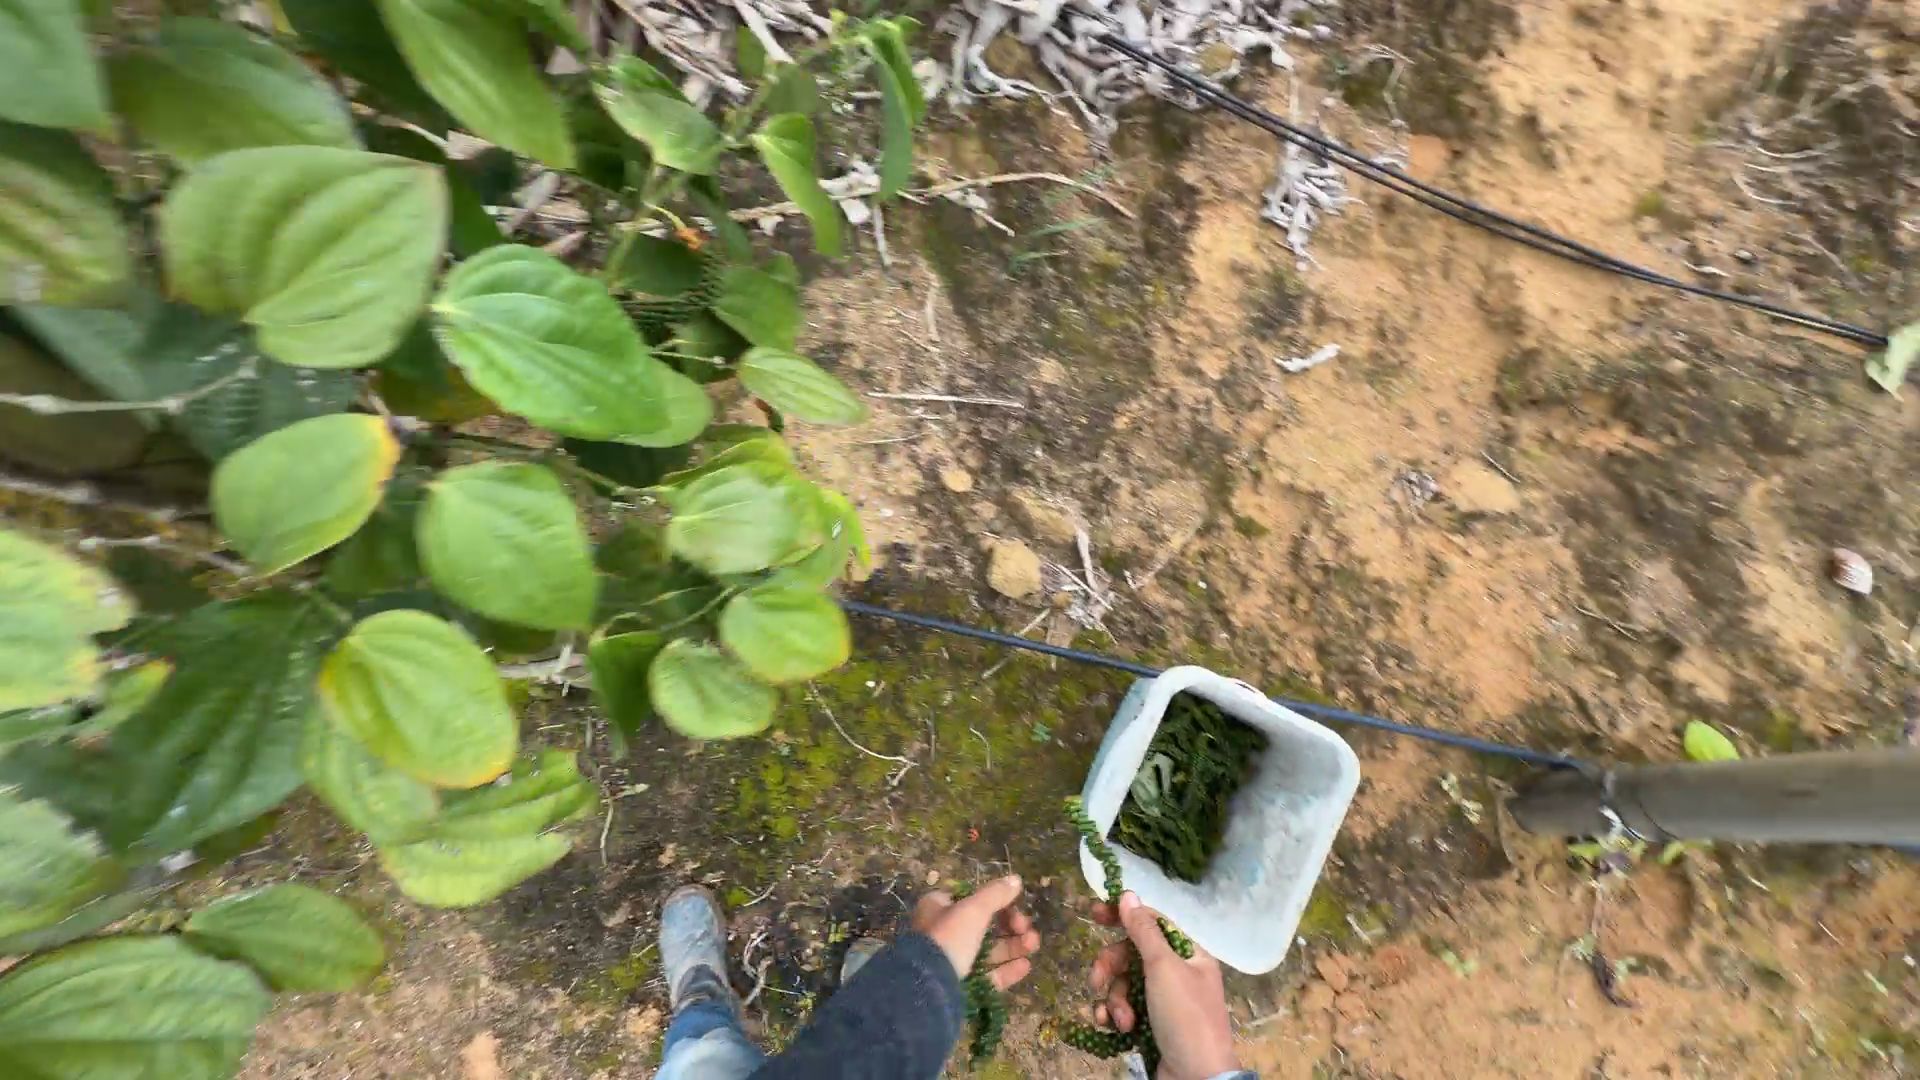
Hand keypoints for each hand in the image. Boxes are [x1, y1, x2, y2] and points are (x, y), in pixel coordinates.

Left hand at [911, 874, 1040, 989]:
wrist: (930, 988)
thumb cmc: (949, 937)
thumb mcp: (974, 909)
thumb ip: (996, 894)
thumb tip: (1016, 879)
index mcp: (938, 907)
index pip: (971, 899)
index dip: (996, 901)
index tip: (1015, 905)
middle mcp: (943, 932)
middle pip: (983, 926)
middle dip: (1010, 926)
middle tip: (1028, 929)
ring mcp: (952, 960)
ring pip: (987, 951)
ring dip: (1013, 946)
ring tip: (1033, 945)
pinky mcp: (961, 986)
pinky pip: (986, 975)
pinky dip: (1006, 970)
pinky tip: (1025, 966)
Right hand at [1090, 892, 1238, 1079]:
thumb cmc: (1185, 1017)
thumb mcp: (1163, 967)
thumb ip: (1143, 930)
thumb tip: (1128, 894)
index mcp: (1189, 955)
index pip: (1152, 923)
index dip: (1123, 916)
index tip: (1093, 913)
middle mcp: (1178, 974)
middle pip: (1133, 953)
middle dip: (1112, 966)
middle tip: (1097, 978)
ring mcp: (1164, 1002)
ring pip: (1126, 982)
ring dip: (1116, 998)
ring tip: (1121, 1018)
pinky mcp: (1152, 1026)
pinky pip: (1126, 1008)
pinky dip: (1115, 1014)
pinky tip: (1110, 1025)